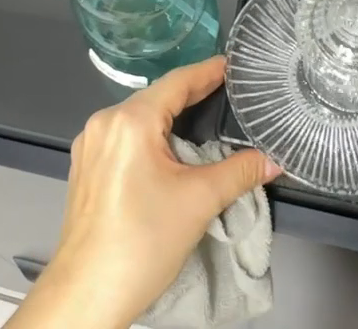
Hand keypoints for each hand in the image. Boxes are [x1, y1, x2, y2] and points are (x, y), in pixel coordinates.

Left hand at [8, 56, 279, 328]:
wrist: (87, 292)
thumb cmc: (139, 244)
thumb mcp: (199, 202)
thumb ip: (238, 172)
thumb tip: (272, 160)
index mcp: (130, 121)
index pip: (177, 82)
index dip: (208, 72)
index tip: (231, 64)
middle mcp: (104, 123)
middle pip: (156, 98)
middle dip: (191, 96)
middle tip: (224, 92)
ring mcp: (90, 145)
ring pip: (138, 119)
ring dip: (169, 119)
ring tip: (201, 119)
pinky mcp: (85, 167)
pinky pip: (123, 138)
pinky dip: (149, 138)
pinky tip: (167, 152)